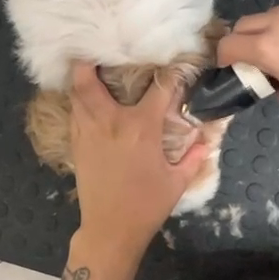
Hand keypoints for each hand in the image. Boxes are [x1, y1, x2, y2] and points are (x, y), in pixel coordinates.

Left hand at [67, 62, 208, 254]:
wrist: (110, 228)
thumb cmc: (146, 204)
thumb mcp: (177, 181)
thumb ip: (193, 156)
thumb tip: (205, 139)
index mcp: (140, 127)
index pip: (158, 88)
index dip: (169, 75)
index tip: (174, 68)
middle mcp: (109, 121)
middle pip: (88, 80)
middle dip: (89, 61)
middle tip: (101, 51)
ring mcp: (87, 131)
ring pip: (76, 94)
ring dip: (81, 79)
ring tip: (91, 69)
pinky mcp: (76, 144)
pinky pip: (74, 112)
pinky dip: (78, 100)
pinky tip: (87, 100)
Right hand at [217, 0, 278, 131]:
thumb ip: (278, 90)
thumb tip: (278, 80)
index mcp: (268, 48)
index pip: (228, 45)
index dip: (225, 58)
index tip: (232, 67)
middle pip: (245, 24)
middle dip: (244, 42)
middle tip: (258, 59)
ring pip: (274, 11)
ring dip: (272, 27)